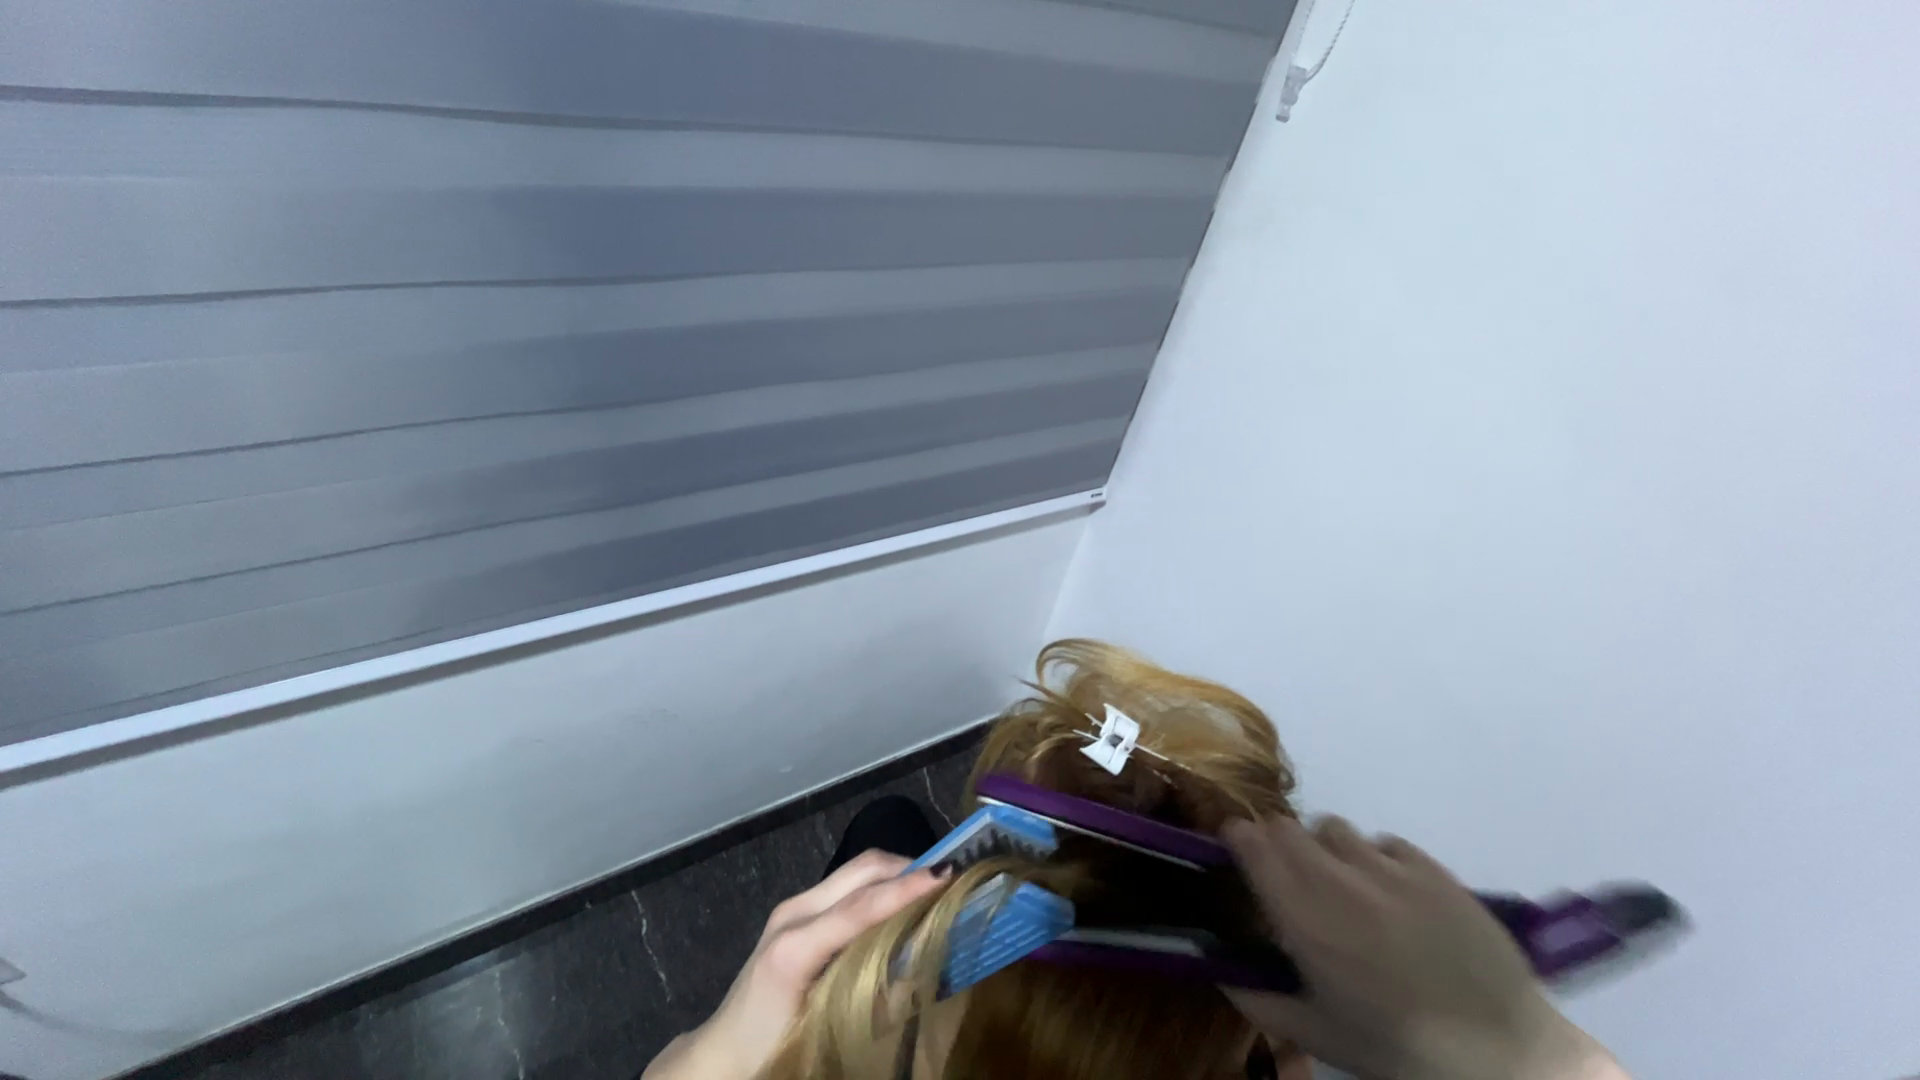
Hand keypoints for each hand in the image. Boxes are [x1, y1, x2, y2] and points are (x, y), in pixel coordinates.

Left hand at [641, 850, 943, 1079]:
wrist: (722, 1053)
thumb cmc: (774, 1049)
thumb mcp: (828, 1028)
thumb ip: (876, 996)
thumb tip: (925, 963)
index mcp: (796, 947)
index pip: (861, 905)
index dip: (906, 887)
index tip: (946, 873)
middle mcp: (793, 914)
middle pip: (860, 870)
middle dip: (906, 867)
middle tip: (948, 877)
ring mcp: (792, 908)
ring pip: (854, 871)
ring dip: (894, 873)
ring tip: (931, 887)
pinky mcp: (795, 911)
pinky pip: (845, 886)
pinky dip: (877, 885)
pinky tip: (897, 902)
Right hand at [1222, 815, 1628, 1079]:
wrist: (1502, 1051)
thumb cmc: (1399, 1048)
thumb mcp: (1318, 1036)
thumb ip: (1258, 1001)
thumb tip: (1218, 972)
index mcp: (1302, 916)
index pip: (1251, 843)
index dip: (1237, 839)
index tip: (1236, 852)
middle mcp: (1336, 879)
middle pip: (1285, 826)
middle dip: (1275, 842)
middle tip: (1288, 877)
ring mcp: (1386, 868)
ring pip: (1332, 827)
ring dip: (1324, 847)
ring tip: (1342, 884)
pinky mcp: (1430, 868)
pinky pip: (1384, 841)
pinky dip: (1376, 858)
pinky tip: (1392, 894)